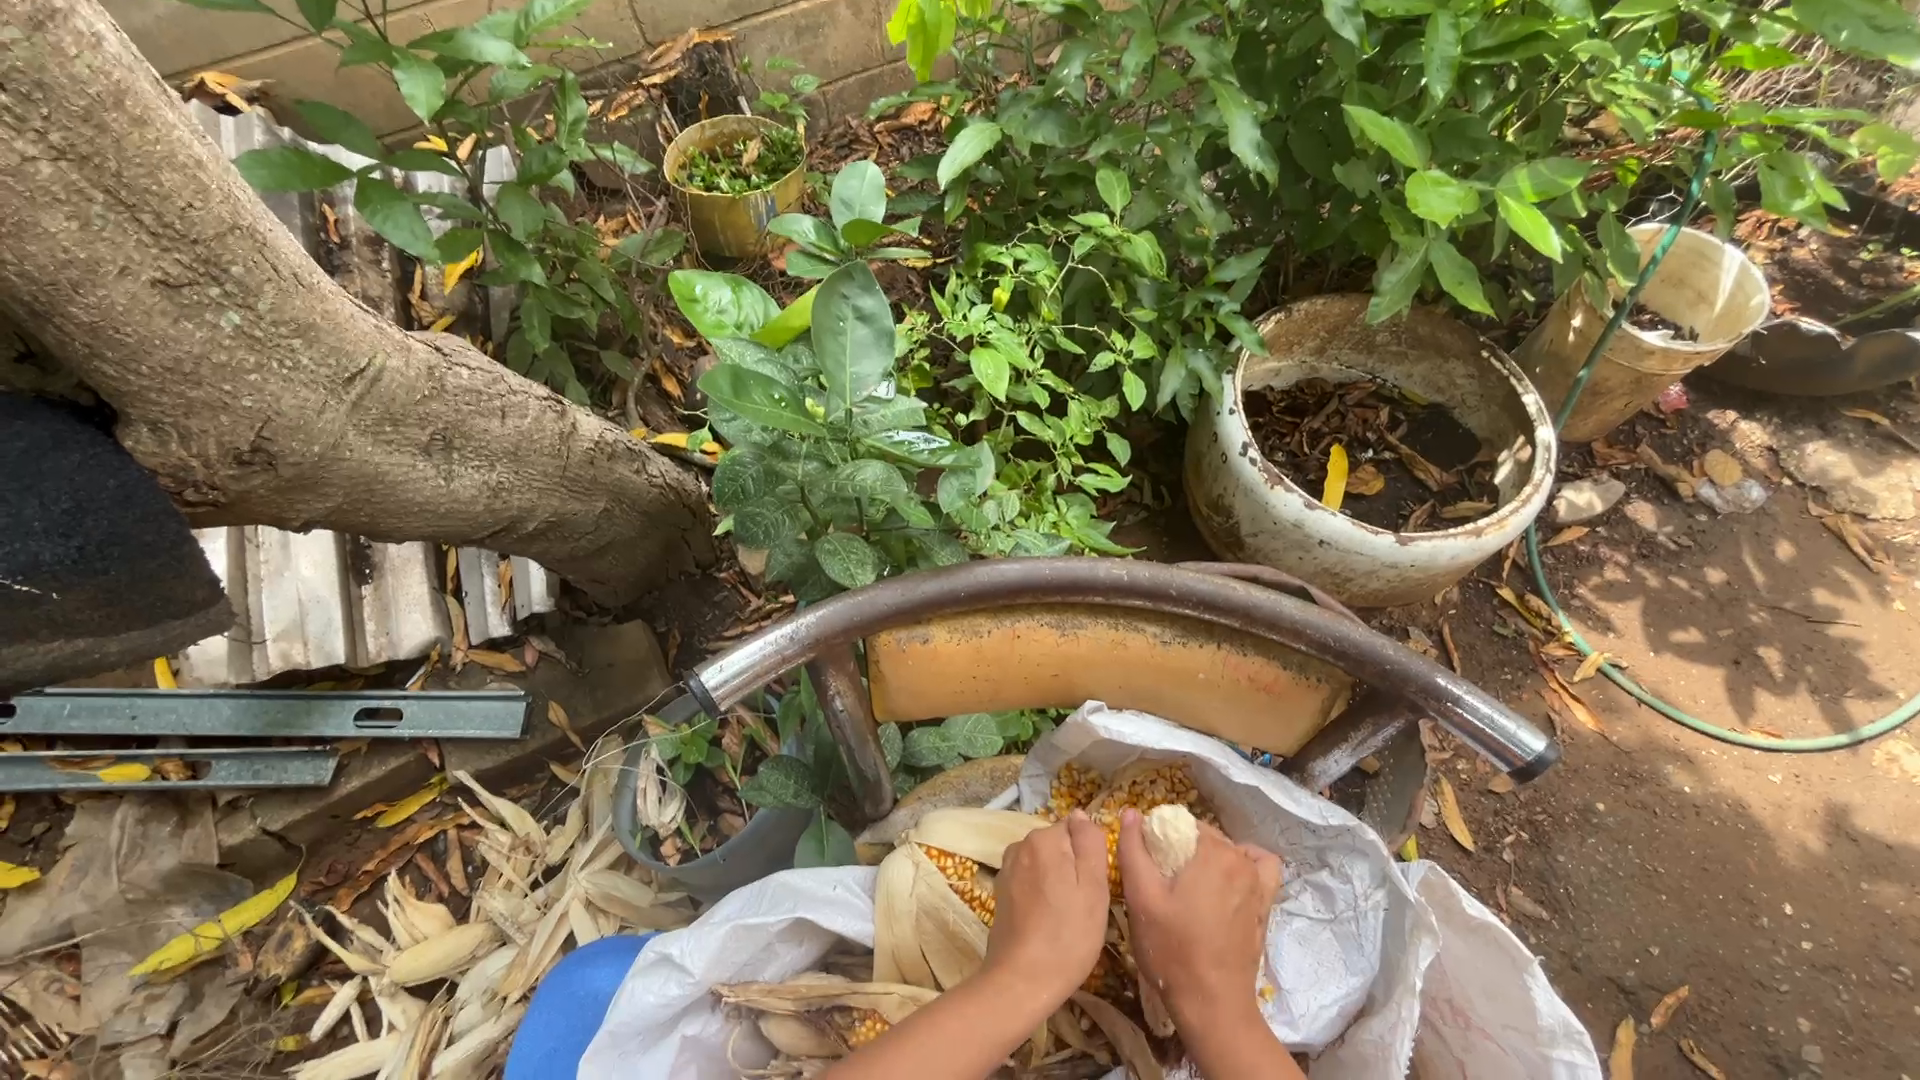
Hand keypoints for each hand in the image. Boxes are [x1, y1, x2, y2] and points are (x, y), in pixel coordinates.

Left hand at [980, 811, 1111, 1005]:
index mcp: (1043, 839)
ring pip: (1045, 864)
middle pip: (1059, 846)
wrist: (1021, 980)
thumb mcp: (1094, 887)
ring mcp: (1007, 868)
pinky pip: (1031, 881)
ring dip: (1057, 882)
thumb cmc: (1067, 935)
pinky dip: (1041, 895)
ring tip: (1066, 916)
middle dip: (1073, 869)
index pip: (1077, 830)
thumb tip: (1081, 815)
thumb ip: (1090, 844)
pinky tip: (1047, 922)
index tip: (1093, 888)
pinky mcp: (1001, 891)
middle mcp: (1020, 845)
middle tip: (1083, 905)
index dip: (1090, 858)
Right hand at [1117, 807, 1282, 1032]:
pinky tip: (1226, 882)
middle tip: (1162, 880)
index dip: (1161, 837)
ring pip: (1229, 851)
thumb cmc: (1172, 950)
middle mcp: (1241, 861)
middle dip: (1183, 848)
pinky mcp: (1265, 907)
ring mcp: (1258, 884)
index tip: (1147, 863)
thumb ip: (1133, 849)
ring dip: (1210, 857)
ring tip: (1190, 883)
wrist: (1212, 1005)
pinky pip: (1260, 869)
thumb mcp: (1140, 897)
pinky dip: (1246, 866)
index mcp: (1214, 852)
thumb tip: (1131, 811)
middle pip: (1205, 836)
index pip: (1182, 823)